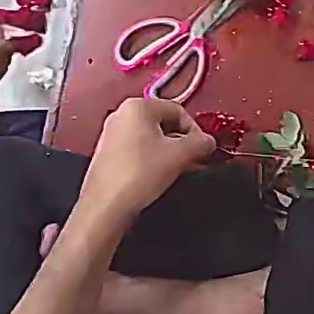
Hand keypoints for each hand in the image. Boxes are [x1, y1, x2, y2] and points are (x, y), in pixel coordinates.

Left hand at [74, 99, 214, 230]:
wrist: (105, 208)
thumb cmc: (140, 174)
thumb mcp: (180, 155)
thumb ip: (201, 142)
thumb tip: (208, 141)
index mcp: (137, 106)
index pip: (178, 111)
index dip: (195, 130)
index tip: (202, 149)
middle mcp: (121, 114)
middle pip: (164, 123)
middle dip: (182, 142)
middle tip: (193, 160)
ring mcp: (111, 134)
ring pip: (151, 138)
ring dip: (169, 152)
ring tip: (178, 170)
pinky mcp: (107, 153)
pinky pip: (137, 149)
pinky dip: (152, 159)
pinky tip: (159, 176)